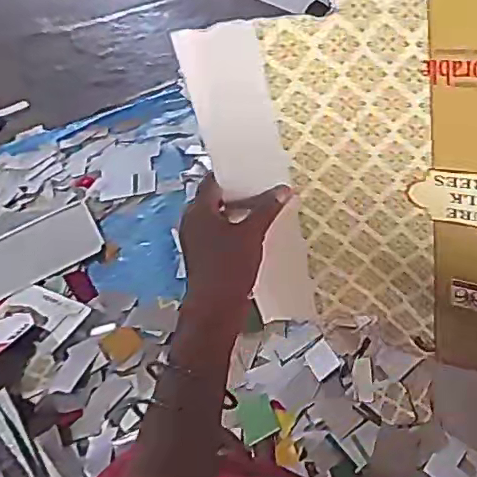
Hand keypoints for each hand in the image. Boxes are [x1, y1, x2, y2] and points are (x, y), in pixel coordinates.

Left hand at [178, 174, 291, 328]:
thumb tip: (283, 190)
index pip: (212, 182)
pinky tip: (256, 231)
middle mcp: (192, 223)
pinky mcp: (205, 256)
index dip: (232, 174)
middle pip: (215, 199)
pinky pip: (221, 233)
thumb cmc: (228, 266)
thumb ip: (267, 209)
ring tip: (264, 207)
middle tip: (263, 186)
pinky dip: (236, 227)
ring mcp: (197, 241)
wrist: (216, 307)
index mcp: (198, 211)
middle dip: (239, 193)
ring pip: (219, 217)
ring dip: (239, 211)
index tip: (251, 168)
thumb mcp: (252, 233)